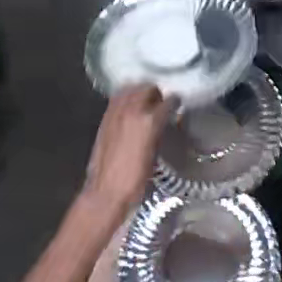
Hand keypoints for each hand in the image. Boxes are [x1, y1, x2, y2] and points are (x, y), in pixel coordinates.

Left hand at [82, 86, 172, 209]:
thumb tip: (162, 121)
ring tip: (146, 101)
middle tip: (161, 101)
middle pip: (146, 88)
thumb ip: (158, 131)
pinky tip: (130, 108)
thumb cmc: (136, 179)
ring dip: (139, 91)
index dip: (175, 102)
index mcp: (149, 121)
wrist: (106, 192)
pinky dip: (126, 98)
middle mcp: (131, 111)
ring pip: (129, 89)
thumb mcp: (155, 154)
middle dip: (156, 92)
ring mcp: (115, 113)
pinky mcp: (104, 119)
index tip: (177, 104)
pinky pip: (117, 98)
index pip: (167, 101)